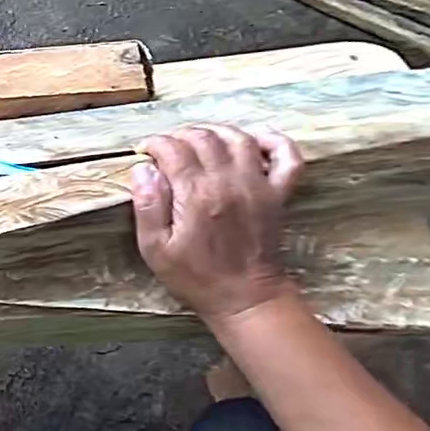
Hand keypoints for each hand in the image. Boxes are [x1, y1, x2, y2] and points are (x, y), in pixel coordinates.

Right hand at [132, 124, 304, 322]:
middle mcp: (228, 182)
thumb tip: (143, 168)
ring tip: (201, 140)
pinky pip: (286, 156)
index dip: (155, 144)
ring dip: (216, 131)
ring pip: (238, 137)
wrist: (245, 299)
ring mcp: (258, 185)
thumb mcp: (155, 250)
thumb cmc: (196, 278)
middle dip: (181, 135)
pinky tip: (256, 138)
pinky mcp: (278, 193)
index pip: (173, 149)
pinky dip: (274, 140)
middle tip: (169, 147)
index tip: (147, 151)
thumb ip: (147, 206)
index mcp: (196, 195)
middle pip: (204, 137)